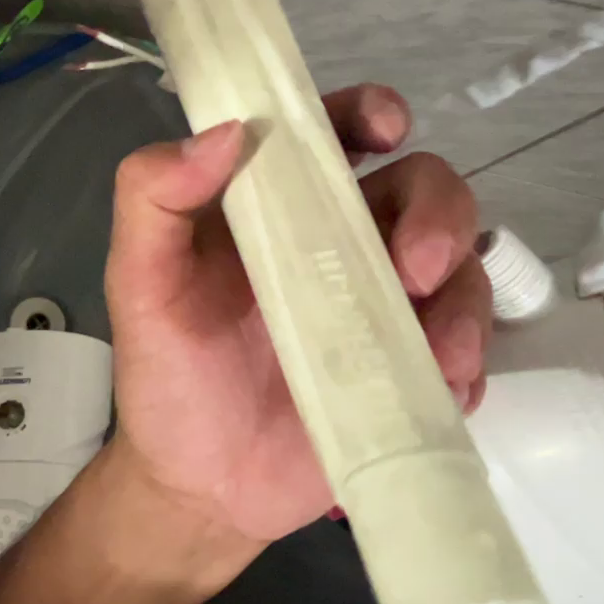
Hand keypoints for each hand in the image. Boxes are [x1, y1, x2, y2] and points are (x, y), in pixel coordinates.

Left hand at [103, 84, 492, 544]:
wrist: (200, 488)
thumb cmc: (166, 379)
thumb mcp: (137, 284)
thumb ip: (152, 201)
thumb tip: (225, 131)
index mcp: (267, 214)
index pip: (327, 138)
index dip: (364, 114)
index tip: (384, 128)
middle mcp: (331, 248)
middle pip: (418, 189)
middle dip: (436, 211)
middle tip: (414, 264)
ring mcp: (377, 310)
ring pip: (458, 263)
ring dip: (462, 295)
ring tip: (433, 348)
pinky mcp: (409, 370)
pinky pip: (466, 343)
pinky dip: (466, 354)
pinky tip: (439, 384)